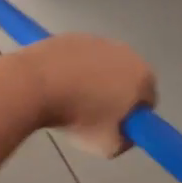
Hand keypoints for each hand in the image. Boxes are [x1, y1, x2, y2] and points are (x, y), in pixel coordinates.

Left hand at [17, 34, 155, 158]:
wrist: (33, 85)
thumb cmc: (78, 116)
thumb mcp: (109, 146)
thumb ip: (125, 141)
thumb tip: (122, 133)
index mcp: (141, 75)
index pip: (147, 100)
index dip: (133, 117)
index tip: (114, 127)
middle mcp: (124, 51)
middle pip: (125, 78)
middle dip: (114, 95)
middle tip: (92, 114)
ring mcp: (95, 39)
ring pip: (101, 66)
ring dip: (92, 80)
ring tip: (70, 98)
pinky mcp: (69, 35)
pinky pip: (78, 58)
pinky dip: (72, 68)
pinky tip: (57, 83)